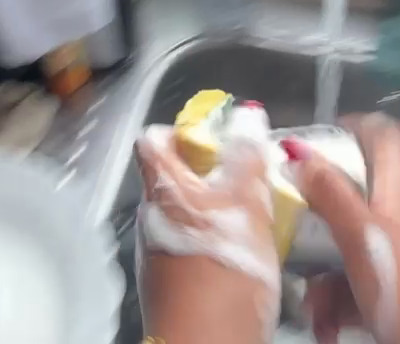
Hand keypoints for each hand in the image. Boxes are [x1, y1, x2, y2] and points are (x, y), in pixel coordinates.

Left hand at [135, 124, 279, 343]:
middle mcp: (149, 214)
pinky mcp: (166, 283)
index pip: (153, 137)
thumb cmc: (223, 272)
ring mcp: (153, 250)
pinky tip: (238, 258)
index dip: (181, 130)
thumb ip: (248, 159)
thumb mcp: (248, 206)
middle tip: (245, 178)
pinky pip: (186, 245)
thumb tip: (248, 117)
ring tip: (250, 220)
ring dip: (212, 210)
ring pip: (182, 212)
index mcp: (161, 186)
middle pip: (172, 175)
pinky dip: (209, 242)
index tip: (215, 138)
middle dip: (209, 173)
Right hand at [288, 114, 399, 343]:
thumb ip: (330, 194)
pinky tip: (323, 327)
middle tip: (287, 229)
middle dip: (314, 218)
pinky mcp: (392, 298)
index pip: (385, 139)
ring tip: (309, 307)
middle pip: (349, 199)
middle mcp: (393, 221)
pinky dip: (334, 306)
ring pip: (344, 249)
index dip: (357, 126)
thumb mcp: (363, 239)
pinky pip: (352, 288)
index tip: (320, 137)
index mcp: (393, 197)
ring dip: (319, 276)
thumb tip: (296, 150)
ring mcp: (393, 261)